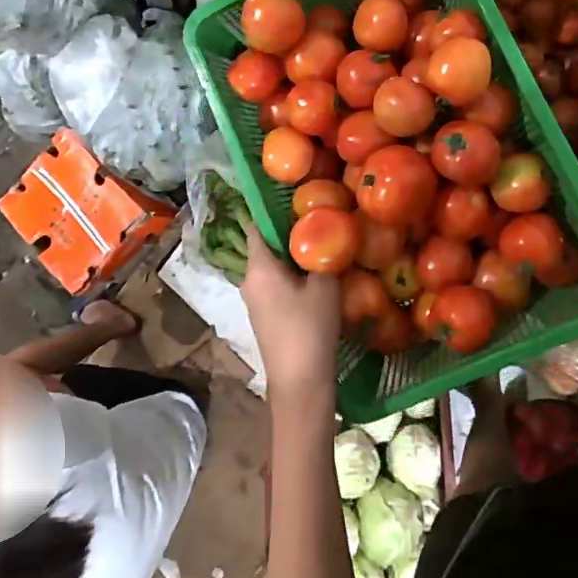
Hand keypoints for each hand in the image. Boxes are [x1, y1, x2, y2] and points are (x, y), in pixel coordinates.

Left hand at [240, 225, 340, 409]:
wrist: (299, 382)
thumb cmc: (309, 328)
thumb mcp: (325, 285)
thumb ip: (324, 254)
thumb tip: (328, 231)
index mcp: (258, 266)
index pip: (255, 224)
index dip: (272, 207)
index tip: (295, 195)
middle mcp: (249, 279)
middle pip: (265, 243)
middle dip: (288, 230)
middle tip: (318, 216)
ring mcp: (254, 299)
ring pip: (272, 264)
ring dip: (292, 253)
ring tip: (321, 242)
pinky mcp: (264, 314)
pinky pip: (275, 282)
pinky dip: (291, 273)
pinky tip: (315, 274)